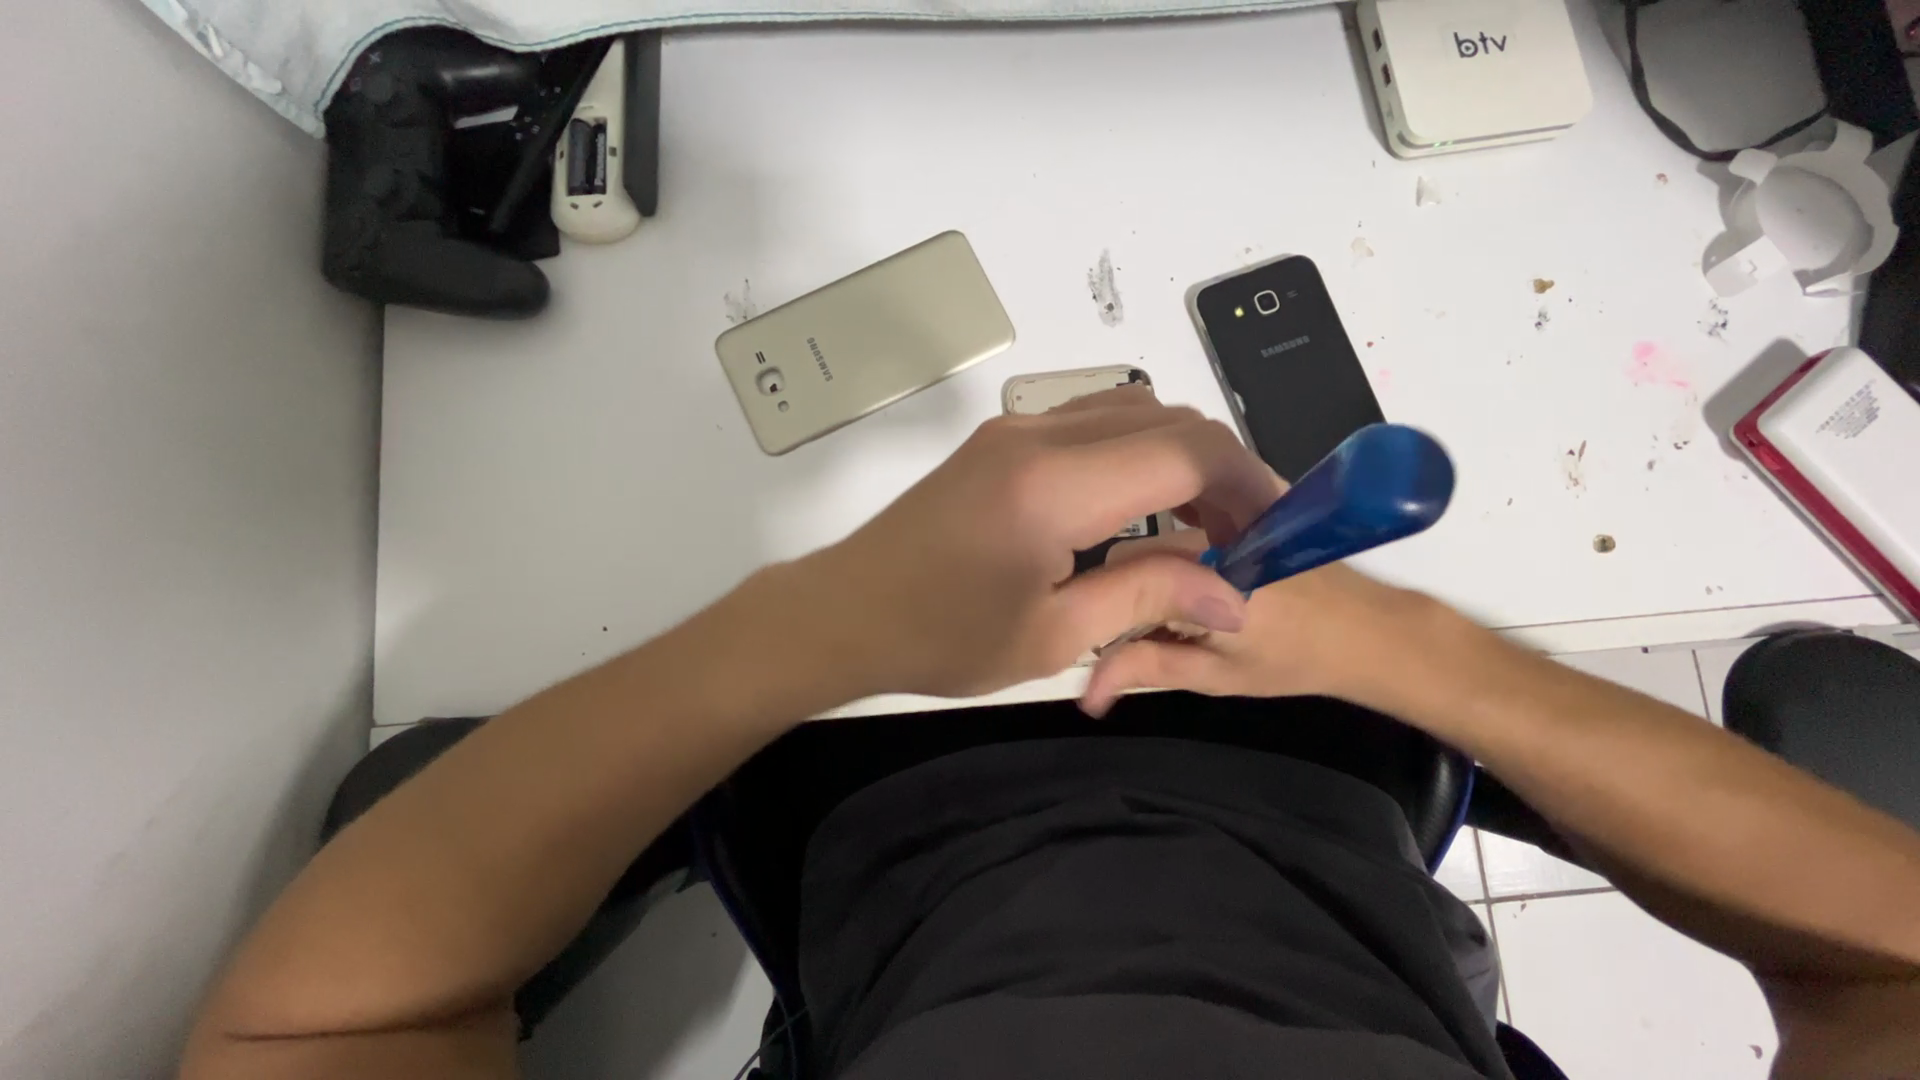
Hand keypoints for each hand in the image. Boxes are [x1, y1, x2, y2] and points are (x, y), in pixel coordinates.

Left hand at [809, 387, 1282, 698]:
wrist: (847, 611)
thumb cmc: (941, 638)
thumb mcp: (1052, 636)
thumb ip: (1148, 596)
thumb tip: (1234, 593)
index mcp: (1052, 487)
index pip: (1185, 450)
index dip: (1247, 485)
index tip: (1273, 532)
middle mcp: (1036, 436)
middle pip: (1166, 419)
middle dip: (1223, 469)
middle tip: (1246, 535)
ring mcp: (1014, 429)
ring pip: (1131, 411)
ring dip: (1182, 454)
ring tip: (1205, 523)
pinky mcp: (1001, 439)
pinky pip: (1093, 422)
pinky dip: (1138, 450)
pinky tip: (1146, 504)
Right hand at [1081, 533, 1455, 716]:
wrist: (1366, 630)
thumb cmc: (1292, 660)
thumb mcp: (1215, 675)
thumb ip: (1146, 669)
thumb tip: (1085, 692)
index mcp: (1199, 573)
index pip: (1114, 577)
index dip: (1104, 609)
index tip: (1111, 636)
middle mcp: (1207, 530)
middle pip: (1131, 552)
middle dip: (1127, 589)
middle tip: (1149, 626)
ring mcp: (1223, 509)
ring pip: (1154, 530)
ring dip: (1150, 564)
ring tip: (1172, 600)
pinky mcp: (1239, 501)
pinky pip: (1184, 512)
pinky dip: (1173, 536)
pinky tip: (1187, 568)